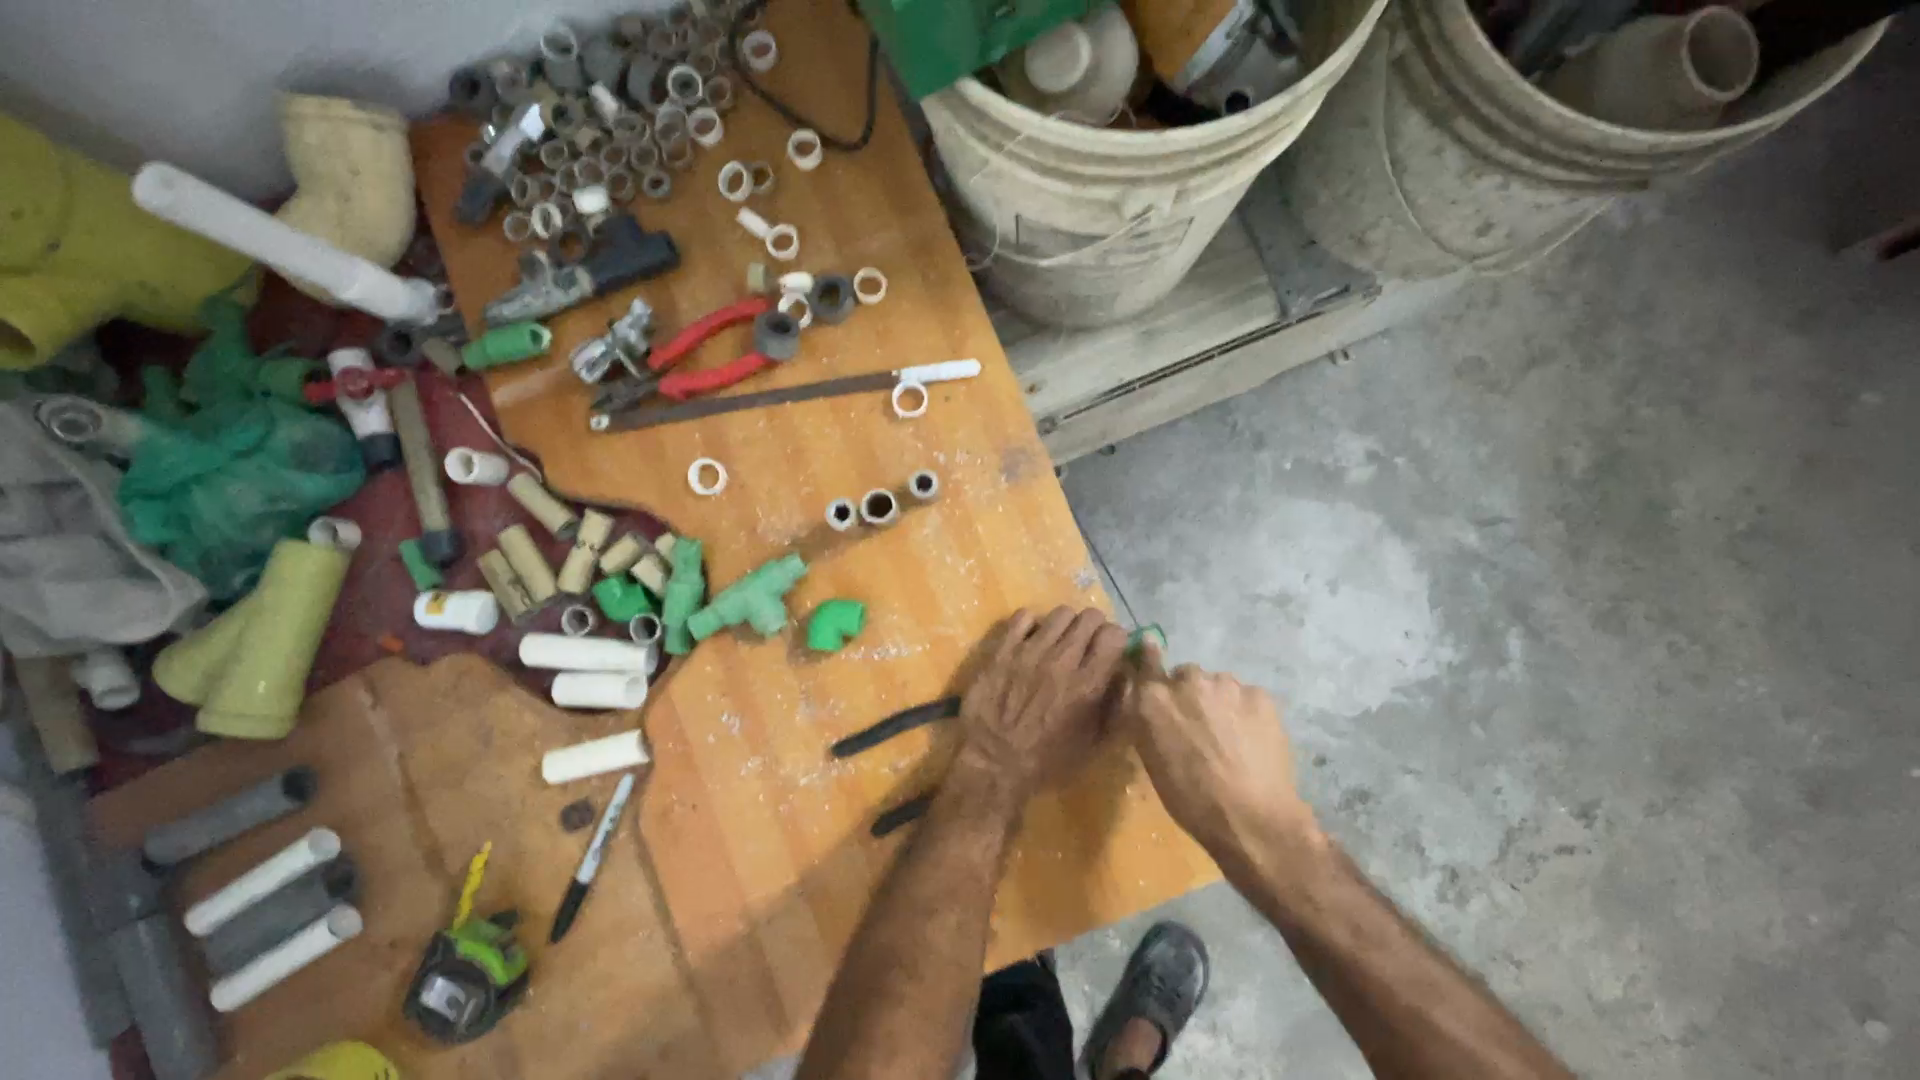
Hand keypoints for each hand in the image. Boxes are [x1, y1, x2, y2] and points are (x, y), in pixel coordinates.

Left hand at [950, 607, 1130, 809]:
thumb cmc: (1048, 761)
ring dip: (1065, 625)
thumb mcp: (1094, 744)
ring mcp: (1030, 652)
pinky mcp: (1003, 650)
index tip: (1110, 649)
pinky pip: (1023, 617)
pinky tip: (1030, 641)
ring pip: (1060, 613)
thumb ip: (1117, 708)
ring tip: (1058, 641)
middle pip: (1089, 617)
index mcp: (1088, 685)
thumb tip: (1127, 676)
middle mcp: (1062, 661)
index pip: (1114, 635)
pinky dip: (1032, 625)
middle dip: (1094, 627)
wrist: (993, 762)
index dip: (1116, 639)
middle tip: (1086, 644)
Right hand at [1124, 647, 1317, 867]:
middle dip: (1190, 695)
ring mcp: (1226, 685)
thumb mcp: (1153, 760)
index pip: (1146, 660)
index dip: (1149, 657)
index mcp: (1152, 700)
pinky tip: (1252, 741)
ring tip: (1231, 738)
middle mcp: (1187, 681)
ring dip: (1219, 702)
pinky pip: (1247, 697)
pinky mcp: (1260, 695)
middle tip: (1200, 727)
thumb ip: (1149, 721)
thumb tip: (1150, 702)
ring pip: (1219, 685)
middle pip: (1186, 676)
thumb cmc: (1191, 800)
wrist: (1252, 818)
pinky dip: (1247, 712)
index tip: (1151, 652)